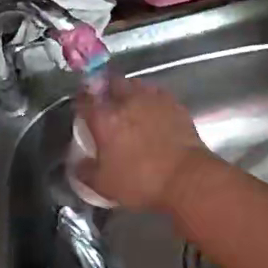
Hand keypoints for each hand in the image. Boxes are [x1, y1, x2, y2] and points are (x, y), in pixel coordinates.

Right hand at [75, 79, 215, 210]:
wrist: (188, 180)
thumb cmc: (141, 182)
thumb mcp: (103, 185)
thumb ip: (85, 172)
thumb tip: (79, 165)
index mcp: (104, 118)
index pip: (84, 99)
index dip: (80, 101)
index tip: (81, 108)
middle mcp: (126, 102)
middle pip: (111, 82)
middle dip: (106, 89)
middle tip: (105, 103)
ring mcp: (153, 101)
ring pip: (136, 84)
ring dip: (129, 91)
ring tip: (130, 105)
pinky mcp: (176, 106)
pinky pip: (158, 94)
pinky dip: (152, 100)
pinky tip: (153, 112)